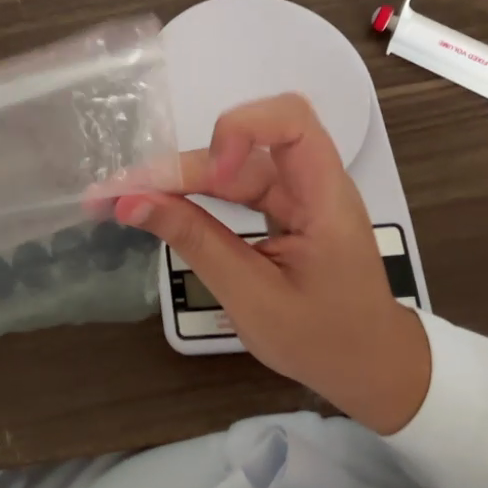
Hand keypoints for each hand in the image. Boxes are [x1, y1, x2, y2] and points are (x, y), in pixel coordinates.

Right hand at [113, 94, 432, 433]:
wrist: (370, 367)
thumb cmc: (325, 340)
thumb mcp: (253, 300)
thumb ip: (196, 243)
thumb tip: (131, 203)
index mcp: (324, 197)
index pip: (292, 121)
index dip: (243, 130)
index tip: (213, 176)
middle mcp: (310, 180)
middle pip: (241, 143)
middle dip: (178, 165)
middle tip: (117, 192)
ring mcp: (294, 190)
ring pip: (228, 163)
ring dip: (175, 178)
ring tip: (122, 198)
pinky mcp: (280, 203)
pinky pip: (230, 184)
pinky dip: (191, 193)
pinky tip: (157, 206)